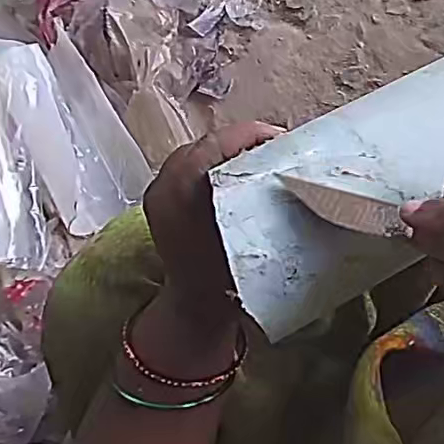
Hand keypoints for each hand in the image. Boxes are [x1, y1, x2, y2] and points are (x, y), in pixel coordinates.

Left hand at [142, 122, 285, 335]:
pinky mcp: (158, 198)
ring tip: (260, 161)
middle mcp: (165, 180)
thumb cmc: (228, 275)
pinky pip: (189, 168)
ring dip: (229, 153)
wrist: (195, 308)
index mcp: (184, 184)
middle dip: (244, 142)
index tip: (283, 138)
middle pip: (209, 143)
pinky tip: (237, 177)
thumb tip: (285, 160)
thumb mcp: (253, 230)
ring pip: (199, 153)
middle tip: (276, 149)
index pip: (221, 141)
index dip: (255, 134)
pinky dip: (213, 166)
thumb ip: (263, 191)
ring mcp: (158, 188)